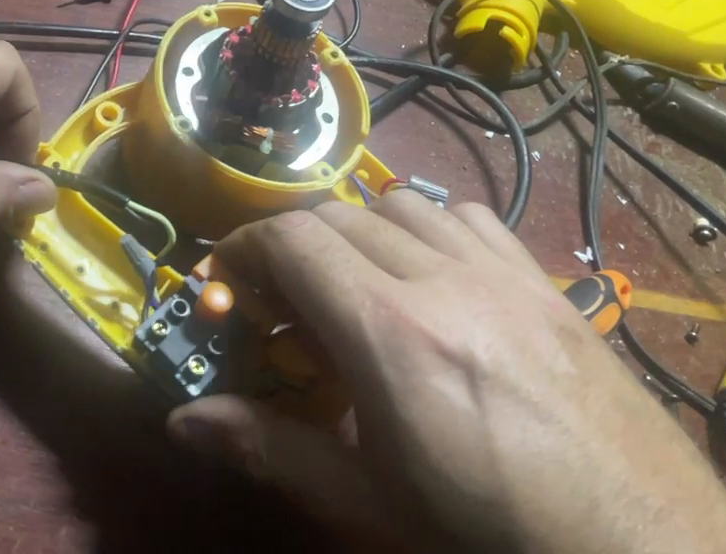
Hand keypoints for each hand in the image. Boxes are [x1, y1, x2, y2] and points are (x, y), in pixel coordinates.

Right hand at [166, 192, 725, 553]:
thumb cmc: (492, 534)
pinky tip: (429, 276)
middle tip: (281, 303)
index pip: (292, 239)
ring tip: (351, 287)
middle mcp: (441, 279)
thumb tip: (181, 422)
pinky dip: (424, 227)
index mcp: (390, 333)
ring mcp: (500, 273)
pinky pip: (465, 216)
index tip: (228, 284)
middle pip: (334, 214)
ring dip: (353, 232)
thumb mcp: (371, 503)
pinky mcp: (544, 281)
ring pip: (396, 204)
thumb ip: (271, 448)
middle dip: (289, 246)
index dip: (245, 248)